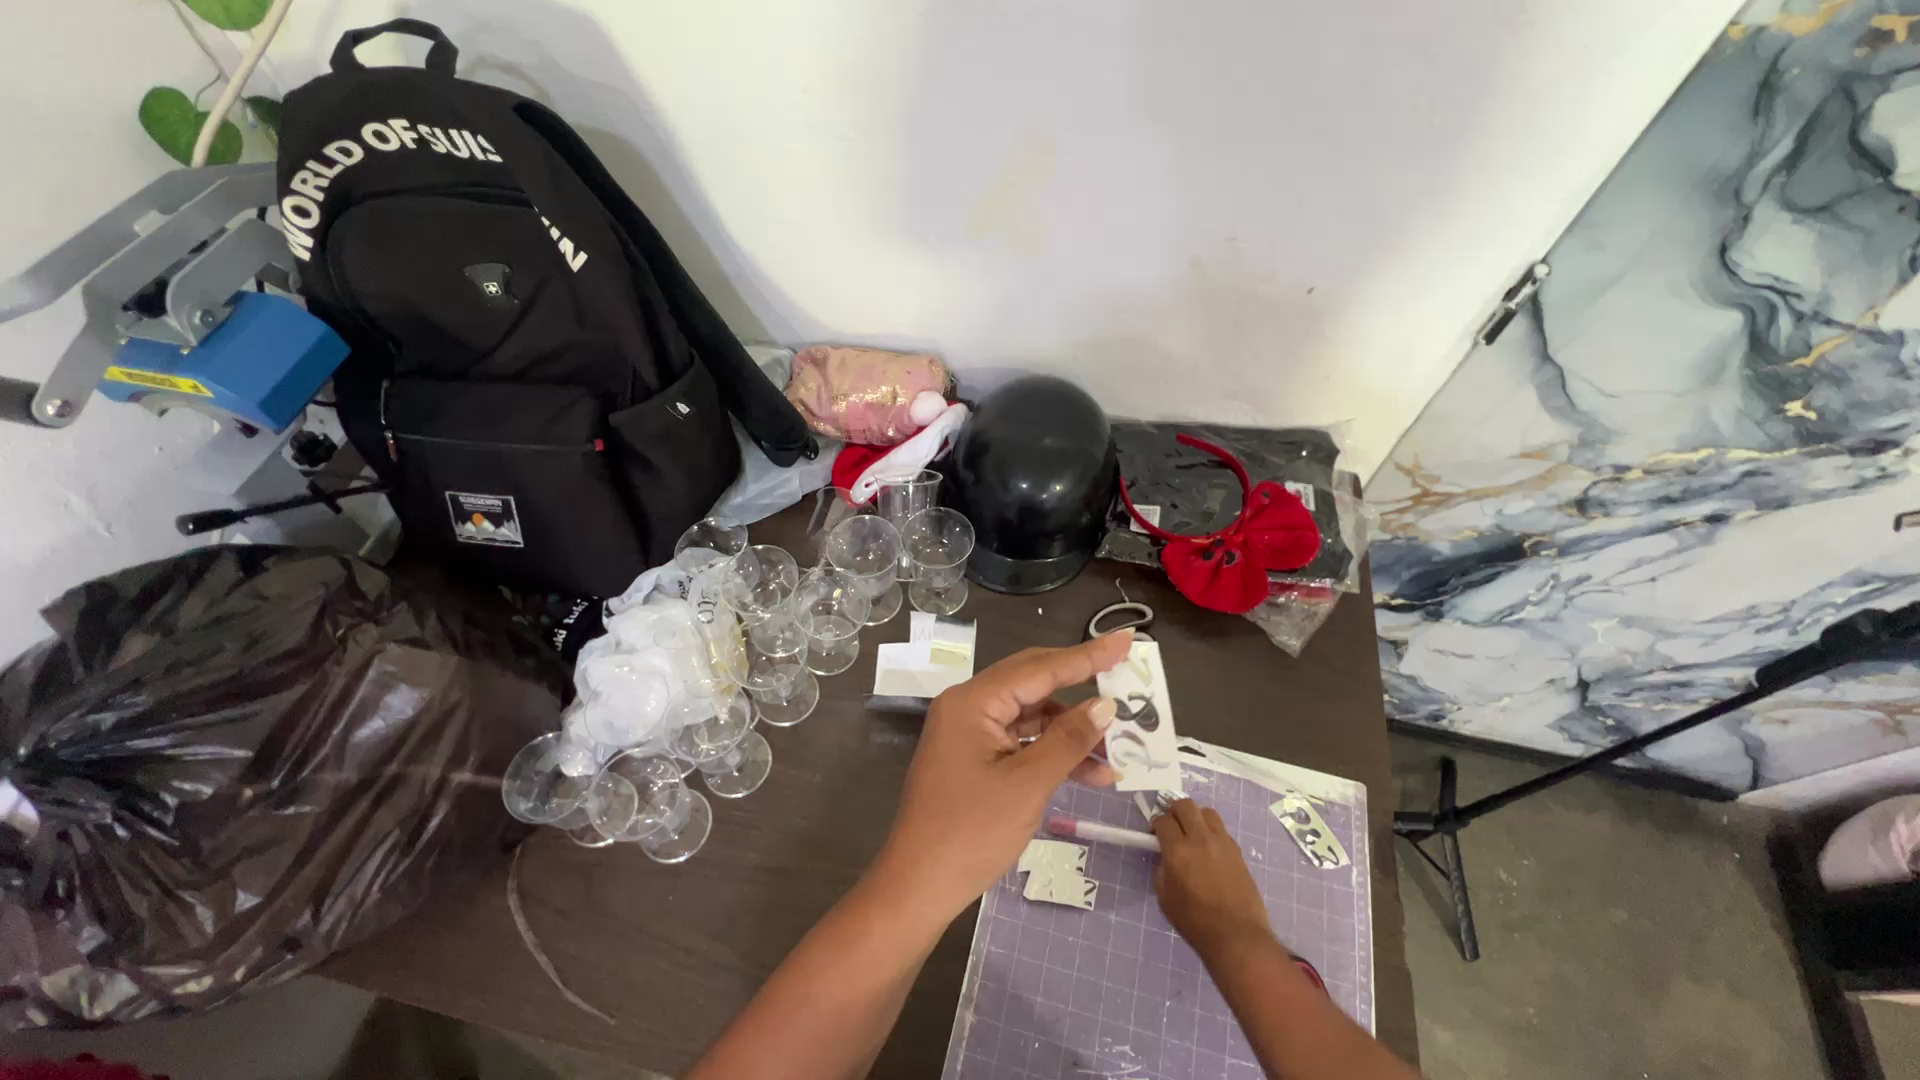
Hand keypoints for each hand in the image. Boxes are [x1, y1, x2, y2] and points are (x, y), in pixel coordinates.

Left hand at [869, 631, 1133, 920]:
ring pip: (1032, 716)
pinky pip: (1022, 742)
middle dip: (1083, 688)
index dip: (1088, 656)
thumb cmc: (970, 832)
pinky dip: (1054, 753)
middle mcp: (969, 707)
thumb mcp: (1028, 784)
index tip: (1127, 641)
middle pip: (1035, 683)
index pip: (1040, 668)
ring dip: (1073, 731)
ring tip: (1120, 749)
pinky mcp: (976, 759)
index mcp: (973, 702)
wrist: (919, 886)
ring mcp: (971, 734)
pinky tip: (1092, 773)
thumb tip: (1105, 705)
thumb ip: (1068, 740)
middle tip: (1128, 680)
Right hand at [1153, 799, 1275, 959]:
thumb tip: (1166, 858)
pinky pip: (1221, 829)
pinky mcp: (1237, 851)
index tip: (1155, 834)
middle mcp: (1200, 838)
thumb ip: (1162, 871)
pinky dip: (1211, 831)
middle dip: (1174, 811)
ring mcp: (1222, 842)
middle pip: (1185, 805)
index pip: (1163, 820)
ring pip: (1206, 812)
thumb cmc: (1195, 921)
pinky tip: (1209, 849)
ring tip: (1192, 832)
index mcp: (1178, 850)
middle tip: (1171, 826)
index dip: (1155, 824)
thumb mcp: (1165, 898)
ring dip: (1195, 816)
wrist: (1236, 935)